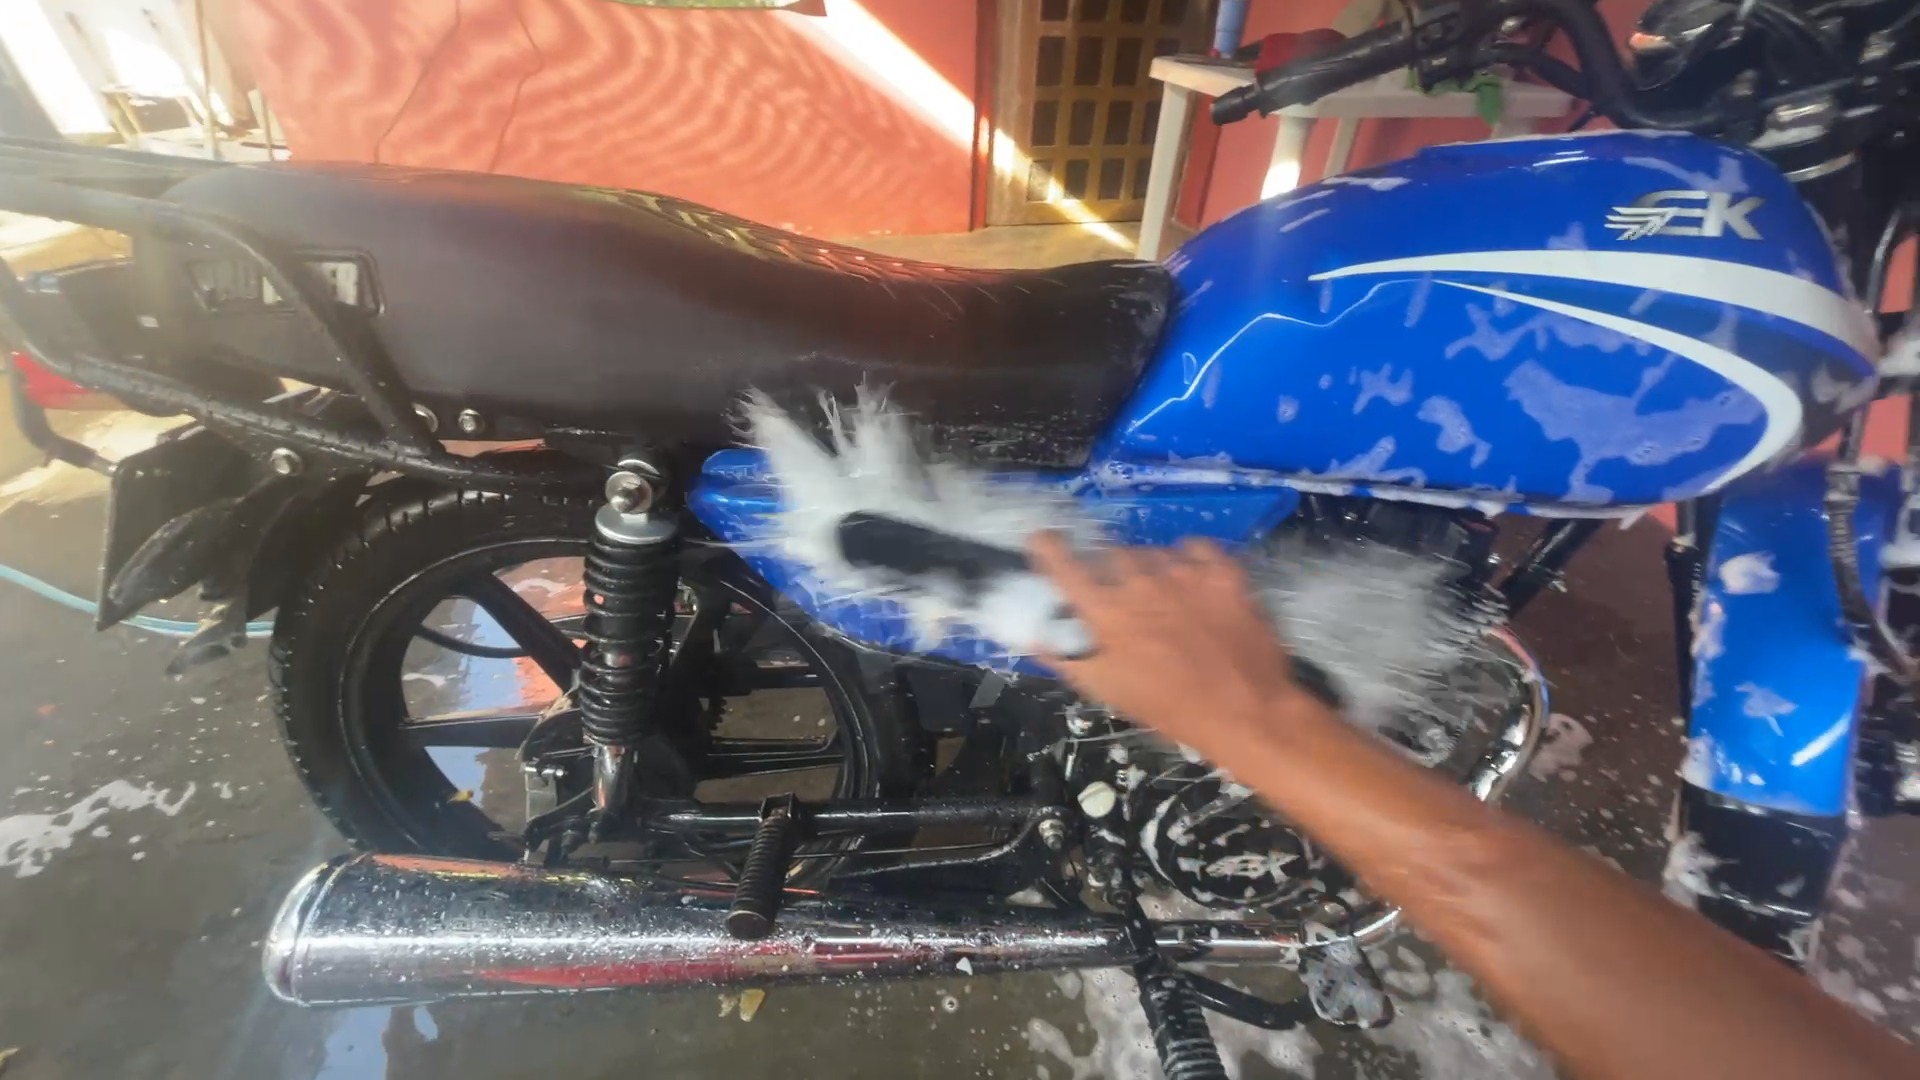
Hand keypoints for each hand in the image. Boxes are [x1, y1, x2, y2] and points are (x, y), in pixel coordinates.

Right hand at [1028, 533, 1331, 762]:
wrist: (1245, 711)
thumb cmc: (1168, 705)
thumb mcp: (1106, 688)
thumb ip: (1064, 657)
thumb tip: (1034, 634)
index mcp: (1107, 611)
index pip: (1063, 565)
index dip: (1047, 548)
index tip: (1042, 540)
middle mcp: (1140, 582)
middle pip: (1110, 554)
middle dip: (1107, 569)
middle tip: (1119, 594)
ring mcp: (1184, 572)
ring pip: (1151, 551)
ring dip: (1147, 567)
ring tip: (1161, 594)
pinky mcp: (1222, 571)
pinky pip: (1195, 547)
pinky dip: (1187, 557)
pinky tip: (1191, 578)